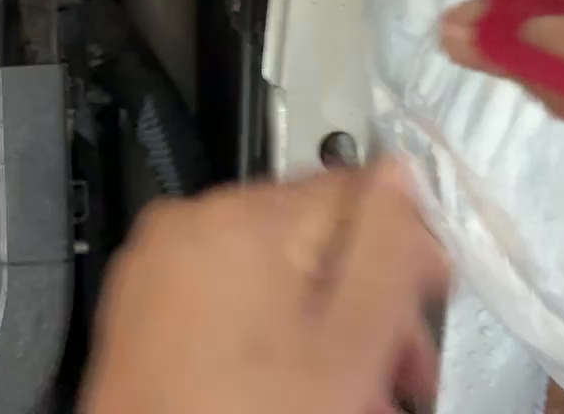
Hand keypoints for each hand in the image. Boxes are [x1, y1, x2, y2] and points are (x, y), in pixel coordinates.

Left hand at [80, 164, 448, 413]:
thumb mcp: (344, 347)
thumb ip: (384, 249)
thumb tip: (398, 174)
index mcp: (240, 215)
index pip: (349, 185)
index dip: (402, 242)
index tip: (422, 296)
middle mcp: (190, 221)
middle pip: (310, 232)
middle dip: (363, 296)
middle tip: (395, 367)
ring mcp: (158, 260)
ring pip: (270, 266)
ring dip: (318, 319)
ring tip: (344, 389)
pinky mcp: (141, 298)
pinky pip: (223, 290)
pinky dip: (263, 326)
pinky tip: (285, 381)